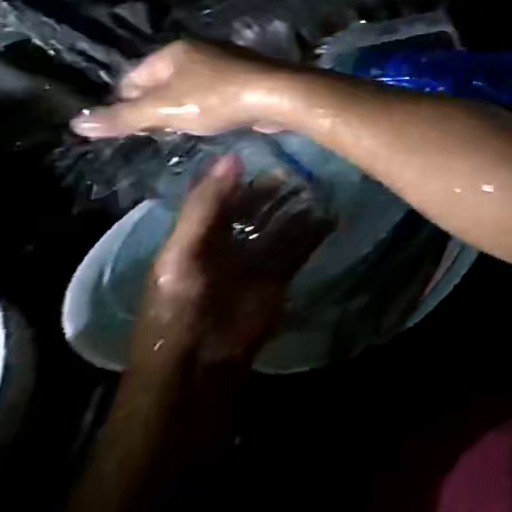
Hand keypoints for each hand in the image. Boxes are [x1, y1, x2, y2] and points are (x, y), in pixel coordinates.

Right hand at [71, 40, 295, 139]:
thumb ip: (121, 117)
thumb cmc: (216, 99)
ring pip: (188, 89)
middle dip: (154, 107)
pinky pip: (213, 94)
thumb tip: (76, 123)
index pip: (133, 77)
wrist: (276, 95)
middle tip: (153, 132)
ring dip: (181, 110)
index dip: (124, 103)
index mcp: (174, 50)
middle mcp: (199, 50)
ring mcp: (224, 62)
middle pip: (161, 82)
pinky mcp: (244, 78)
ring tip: (179, 131)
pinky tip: (209, 124)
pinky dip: (206, 109)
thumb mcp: (163, 110)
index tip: (125, 127)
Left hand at [135, 153, 331, 364]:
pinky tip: (330, 213)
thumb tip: (234, 155)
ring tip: (320, 180)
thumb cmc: (180, 306)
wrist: (199, 367)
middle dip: (275, 186)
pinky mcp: (280, 278)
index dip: (240, 171)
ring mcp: (256, 259)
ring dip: (297, 205)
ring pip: (280, 223)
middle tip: (301, 162)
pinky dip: (316, 231)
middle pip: (255, 206)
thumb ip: (206, 205)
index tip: (266, 144)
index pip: (221, 194)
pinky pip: (300, 247)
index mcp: (197, 233)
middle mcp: (228, 241)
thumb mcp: (183, 252)